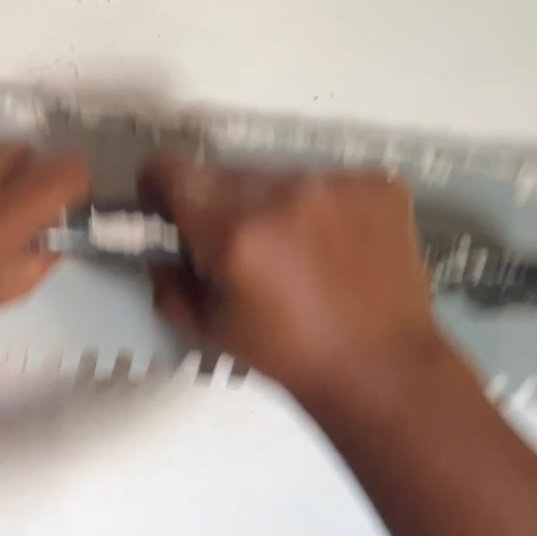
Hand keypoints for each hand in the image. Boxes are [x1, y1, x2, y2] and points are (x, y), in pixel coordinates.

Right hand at [138, 155, 448, 404]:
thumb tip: (163, 253)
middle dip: (215, 205)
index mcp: (232, 232)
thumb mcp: (205, 325)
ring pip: (275, 176)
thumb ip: (169, 281)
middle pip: (223, 174)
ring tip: (287, 249)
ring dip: (266, 204)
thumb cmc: (283, 351)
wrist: (378, 363)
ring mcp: (336, 183)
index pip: (173, 172)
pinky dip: (314, 206)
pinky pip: (323, 181)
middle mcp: (283, 193)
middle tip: (232, 246)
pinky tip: (328, 245)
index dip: (157, 186)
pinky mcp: (377, 183)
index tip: (164, 207)